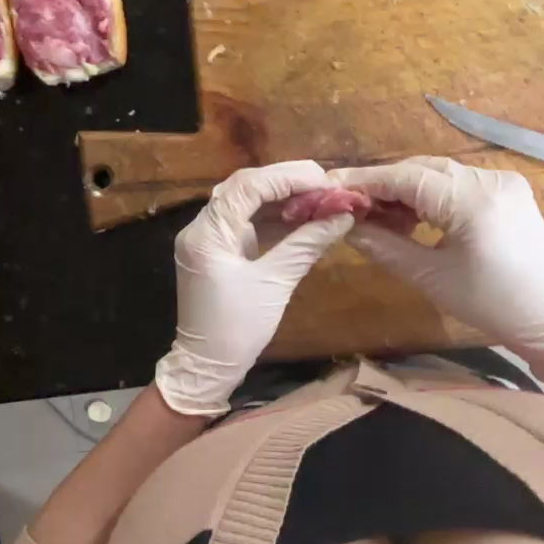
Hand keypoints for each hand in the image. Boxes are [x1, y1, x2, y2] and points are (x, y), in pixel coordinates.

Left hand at [155, 162, 353, 416]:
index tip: (324, 180)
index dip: (288, 177)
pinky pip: (244, 222)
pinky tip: (301, 216)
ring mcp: (206, 239)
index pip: (248, 186)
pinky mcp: (216, 251)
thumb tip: (342, 216)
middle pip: (244, 187)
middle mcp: (201, 228)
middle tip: (326, 186)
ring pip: (244, 202)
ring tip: (320, 198)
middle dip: (286, 182)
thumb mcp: (275, 284)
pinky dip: (272, 216)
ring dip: (281, 197)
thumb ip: (306, 244)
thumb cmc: (236, 329)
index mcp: (208, 234)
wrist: (206, 366)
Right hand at [329, 156, 543, 380]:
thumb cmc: (492, 304)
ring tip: (376, 218)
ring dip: (404, 191)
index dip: (364, 182)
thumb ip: (385, 247)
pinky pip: (456, 183)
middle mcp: (488, 178)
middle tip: (347, 206)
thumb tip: (347, 227)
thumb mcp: (430, 278)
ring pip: (438, 174)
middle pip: (421, 169)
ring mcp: (501, 180)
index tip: (330, 188)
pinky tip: (410, 217)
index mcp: (472, 200)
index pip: (405, 178)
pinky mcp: (506, 190)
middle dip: (382, 185)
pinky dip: (428, 195)